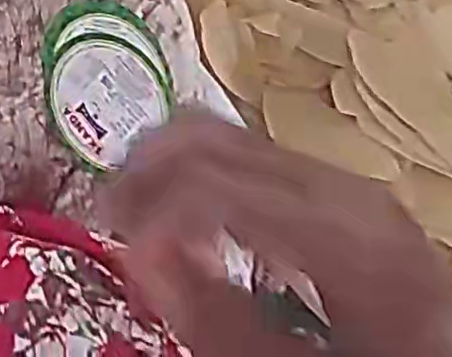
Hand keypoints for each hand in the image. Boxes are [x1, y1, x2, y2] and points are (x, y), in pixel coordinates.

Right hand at [105, 112, 451, 356]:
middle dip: (142, 171)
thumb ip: (220, 322)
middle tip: (110, 218)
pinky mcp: (326, 177)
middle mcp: (334, 181)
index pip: (212, 183)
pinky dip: (193, 166)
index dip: (151, 210)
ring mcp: (332, 171)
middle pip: (204, 135)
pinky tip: (183, 207)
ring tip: (136, 208)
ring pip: (214, 128)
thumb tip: (143, 258)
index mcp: (341, 231)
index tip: (121, 249)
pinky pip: (238, 147)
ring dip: (161, 161)